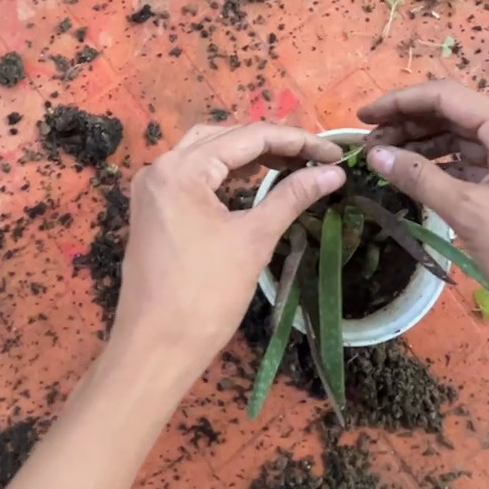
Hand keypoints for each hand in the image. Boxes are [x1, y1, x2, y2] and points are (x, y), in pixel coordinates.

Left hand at [113, 123, 344, 373]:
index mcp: (182, 168)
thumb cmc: (205, 297)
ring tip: (292, 162)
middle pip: (226, 137)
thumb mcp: (254, 239)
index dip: (297, 141)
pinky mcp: (154, 208)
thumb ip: (292, 196)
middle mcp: (162, 166)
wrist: (154, 351)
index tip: (335, 152)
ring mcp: (154, 187)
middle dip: (274, 143)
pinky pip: (195, 173)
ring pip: (209, 151)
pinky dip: (227, 171)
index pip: (249, 137)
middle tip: (316, 156)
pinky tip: (254, 178)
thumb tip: (335, 172)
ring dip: (250, 154)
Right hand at [360, 81, 488, 344]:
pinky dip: (442, 166)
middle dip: (408, 124)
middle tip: (366, 144)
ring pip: (461, 138)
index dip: (400, 102)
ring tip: (382, 159)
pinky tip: (413, 175)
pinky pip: (472, 162)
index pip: (447, 97)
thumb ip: (420, 177)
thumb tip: (376, 154)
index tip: (362, 117)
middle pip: (454, 113)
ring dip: (422, 145)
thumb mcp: (471, 214)